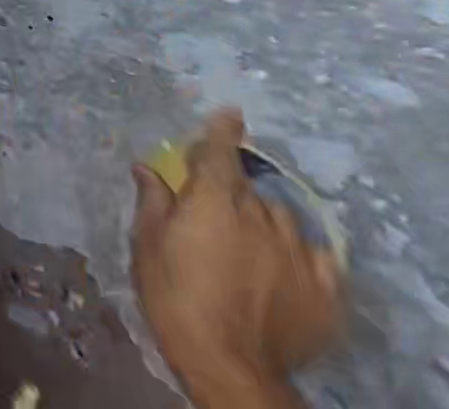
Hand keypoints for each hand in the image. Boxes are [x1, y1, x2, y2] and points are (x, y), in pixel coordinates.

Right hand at [131, 110, 343, 407]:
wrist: (227, 357)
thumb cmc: (169, 289)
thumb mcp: (146, 241)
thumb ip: (152, 201)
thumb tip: (147, 169)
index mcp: (212, 204)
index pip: (219, 157)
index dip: (222, 133)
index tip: (230, 112)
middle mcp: (259, 220)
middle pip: (248, 188)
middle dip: (230, 184)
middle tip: (209, 197)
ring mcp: (298, 255)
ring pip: (280, 218)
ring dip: (259, 216)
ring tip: (240, 234)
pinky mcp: (325, 288)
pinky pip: (312, 253)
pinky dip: (292, 248)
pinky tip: (277, 261)